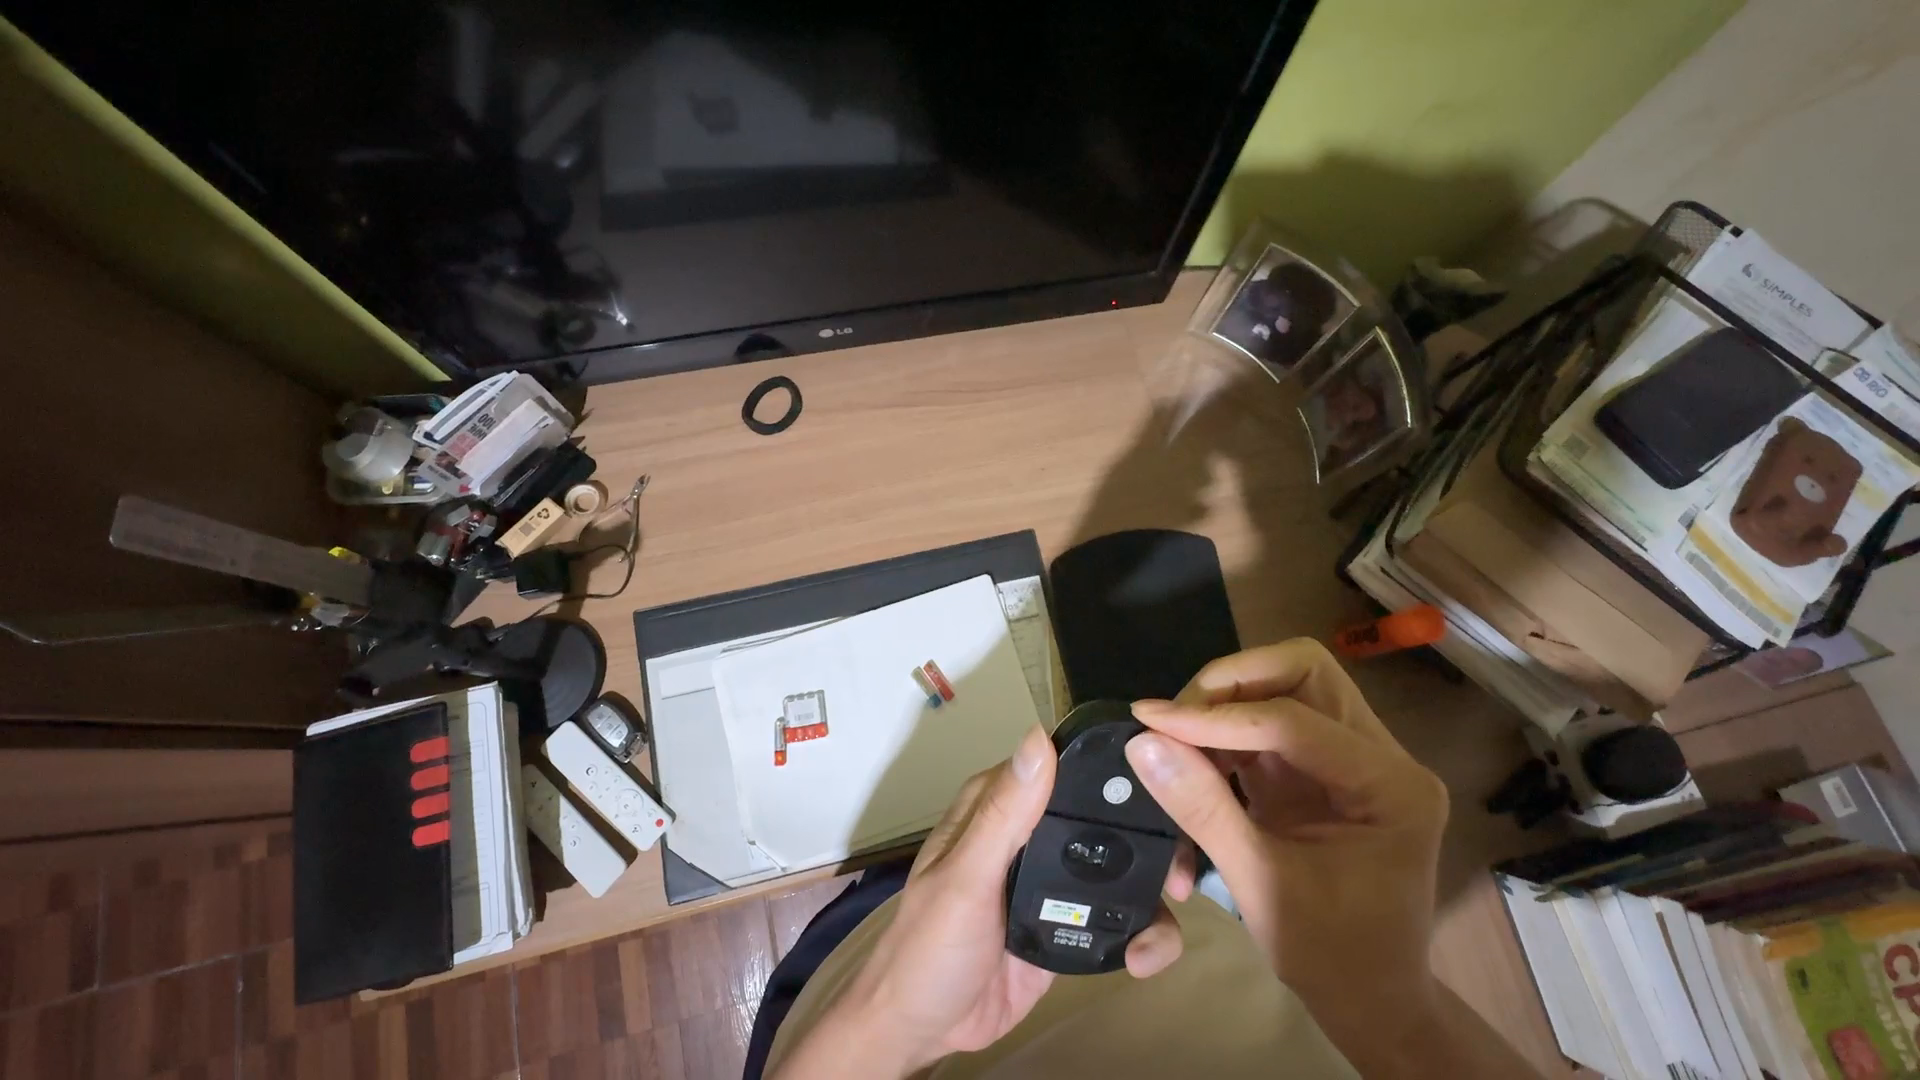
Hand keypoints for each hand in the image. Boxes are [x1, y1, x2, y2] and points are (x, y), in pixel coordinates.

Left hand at [777, 724, 1191, 1078]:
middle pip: (1102, 817)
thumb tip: (1040, 737)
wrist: (923, 1029)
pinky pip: (1115, 915)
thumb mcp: (965, 878)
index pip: (1061, 766)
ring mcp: (1049, 879)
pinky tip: (1144, 956)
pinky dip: (1141, 930)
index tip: (1167, 782)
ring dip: (1154, 886)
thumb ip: (1003, 814)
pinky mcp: (1066, 923)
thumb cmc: (930, 947)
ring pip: (1117, 865)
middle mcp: (1028, 833)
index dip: (1112, 770)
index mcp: (997, 805)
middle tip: (1184, 868)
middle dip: (1150, 836)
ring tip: (1177, 910)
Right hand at [1122, 641, 1450, 1058]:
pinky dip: (1228, 730)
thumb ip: (1203, 809)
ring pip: (1288, 685)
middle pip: (1304, 672)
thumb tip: (1141, 744)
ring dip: (1226, 700)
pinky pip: (1272, 720)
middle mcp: (1382, 757)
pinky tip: (1195, 757)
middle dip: (1232, 682)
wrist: (1372, 997)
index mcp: (1390, 787)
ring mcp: (1354, 758)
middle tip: (1177, 717)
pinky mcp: (1325, 768)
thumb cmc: (1331, 954)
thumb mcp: (1261, 885)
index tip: (1149, 720)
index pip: (1294, 720)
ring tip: (1178, 736)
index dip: (1215, 717)